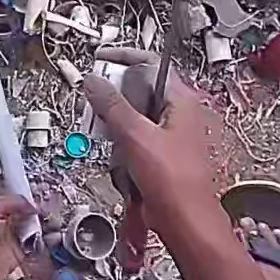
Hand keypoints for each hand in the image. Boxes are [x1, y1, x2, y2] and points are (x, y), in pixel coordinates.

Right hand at [83, 69, 222, 231]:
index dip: (124, 58)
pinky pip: (133, 142)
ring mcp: (168, 135)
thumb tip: (94, 81)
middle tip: (97, 110)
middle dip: (114, 105)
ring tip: (117, 148)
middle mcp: (176, 114)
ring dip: (117, 133)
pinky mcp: (158, 155)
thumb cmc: (173, 181)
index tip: (101, 59)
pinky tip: (124, 166)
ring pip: (131, 119)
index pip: (150, 64)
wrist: (185, 221)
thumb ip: (112, 105)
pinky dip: (123, 151)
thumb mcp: (136, 136)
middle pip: (137, 92)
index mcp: (180, 100)